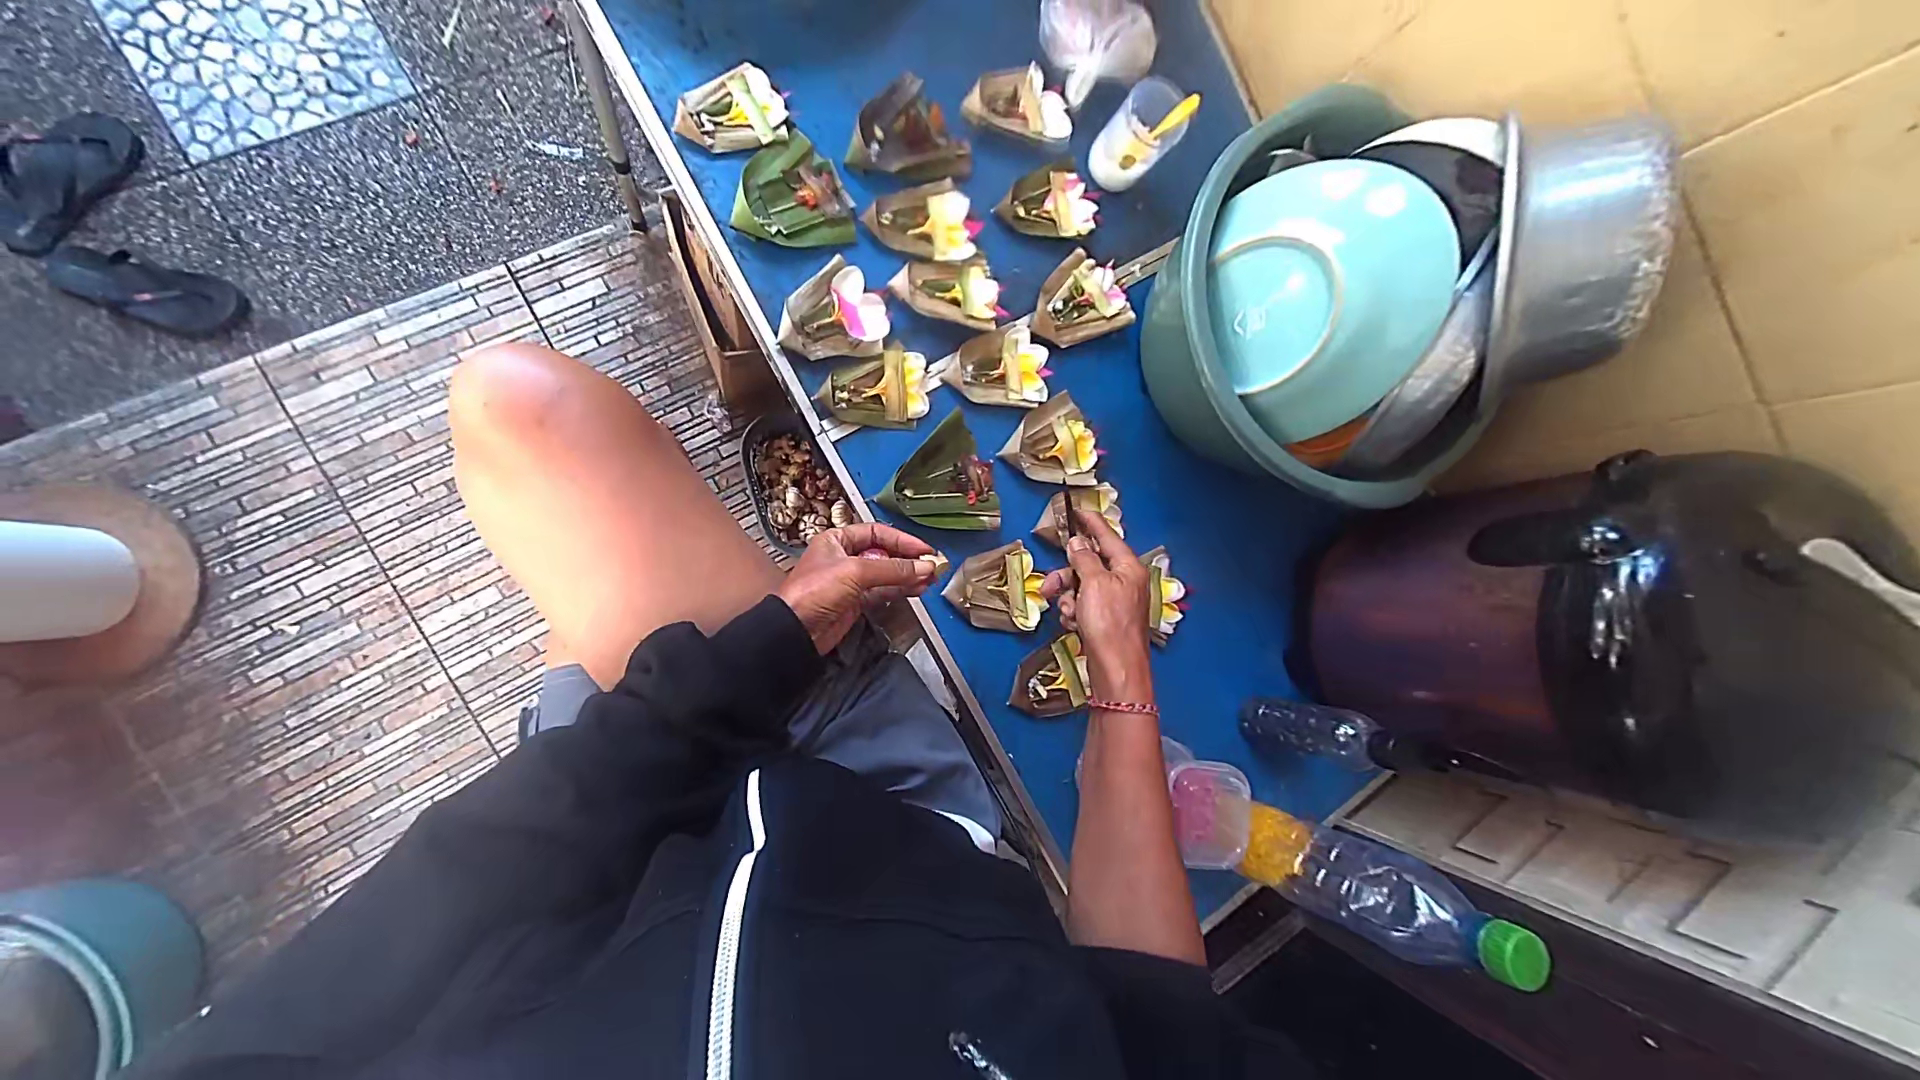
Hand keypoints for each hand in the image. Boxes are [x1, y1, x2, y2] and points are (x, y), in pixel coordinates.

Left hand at [777, 522, 938, 653]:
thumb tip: (922, 566)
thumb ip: (893, 568)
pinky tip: (916, 589)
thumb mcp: (855, 571)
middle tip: (931, 564)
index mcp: (837, 540)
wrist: (796, 631)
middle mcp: (844, 558)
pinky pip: (884, 591)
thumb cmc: (810, 593)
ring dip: (909, 576)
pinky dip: (901, 590)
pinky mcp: (855, 602)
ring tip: (930, 578)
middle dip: (909, 560)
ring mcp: (850, 581)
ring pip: (887, 574)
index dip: (902, 540)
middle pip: (884, 553)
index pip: (877, 533)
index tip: (924, 550)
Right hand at [1041, 510, 1153, 702]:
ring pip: (1082, 587)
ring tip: (1069, 613)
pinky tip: (1074, 624)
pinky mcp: (1105, 620)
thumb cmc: (1109, 624)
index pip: (1108, 536)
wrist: (1115, 668)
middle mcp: (1124, 582)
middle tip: (1051, 585)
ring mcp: (1115, 602)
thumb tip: (1076, 542)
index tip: (1079, 512)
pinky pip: (1083, 606)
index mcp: (1128, 567)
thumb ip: (1083, 558)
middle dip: (1067, 575)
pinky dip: (1075, 613)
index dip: (1091, 523)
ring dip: (1069, 597)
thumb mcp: (1093, 583)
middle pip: (1089, 564)